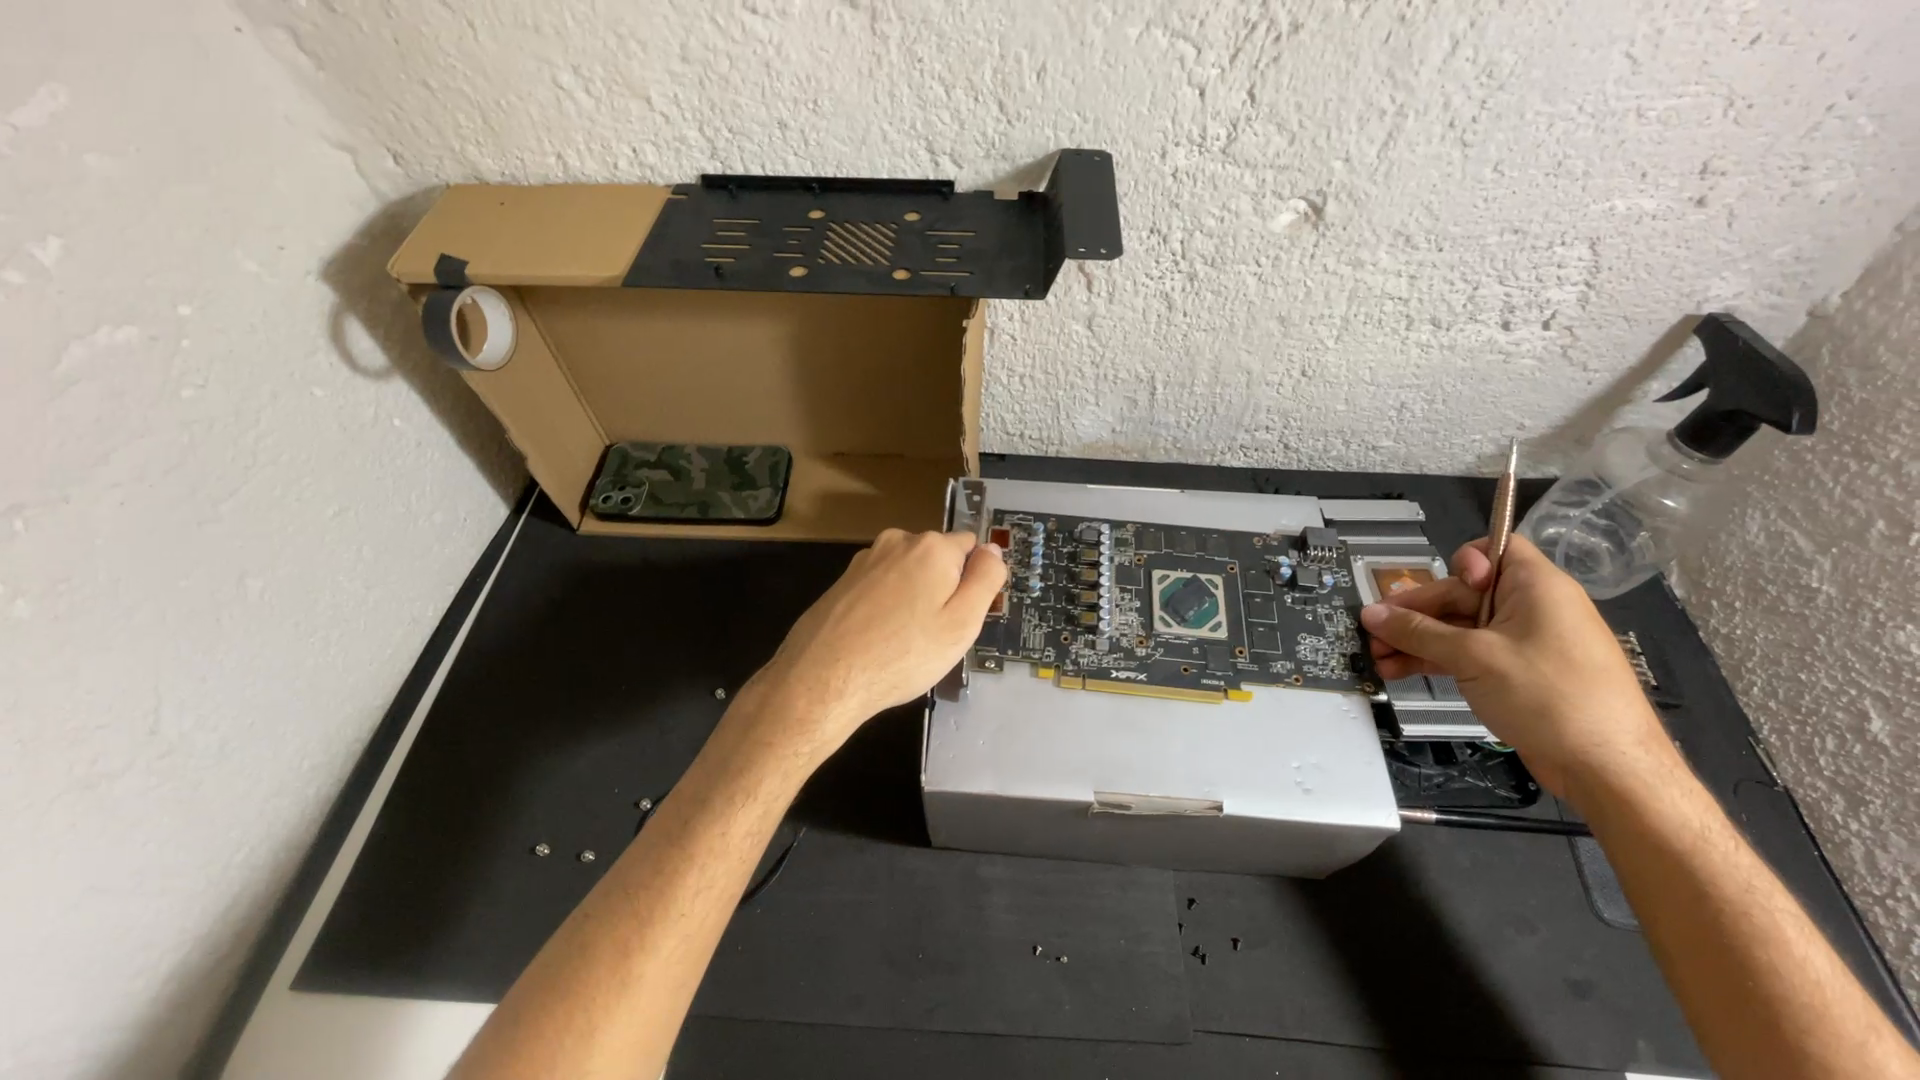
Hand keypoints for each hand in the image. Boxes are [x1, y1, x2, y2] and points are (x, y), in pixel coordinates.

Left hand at [736, 529, 1006, 768]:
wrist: (823, 679)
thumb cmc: (902, 655)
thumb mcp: (962, 624)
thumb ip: (985, 580)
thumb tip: (993, 549)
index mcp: (932, 547)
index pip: (972, 547)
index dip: (975, 581)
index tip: (965, 616)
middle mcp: (897, 542)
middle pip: (938, 559)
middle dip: (943, 589)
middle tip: (937, 634)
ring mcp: (865, 561)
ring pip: (908, 574)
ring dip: (914, 599)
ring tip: (906, 642)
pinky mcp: (843, 582)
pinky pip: (881, 587)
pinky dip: (887, 608)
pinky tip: (880, 640)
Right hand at [1359, 532, 1674, 800]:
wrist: (1604, 767)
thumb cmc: (1547, 695)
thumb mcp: (1474, 657)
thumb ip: (1417, 633)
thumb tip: (1371, 614)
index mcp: (1535, 586)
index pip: (1496, 548)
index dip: (1463, 561)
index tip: (1441, 585)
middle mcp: (1531, 608)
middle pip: (1462, 595)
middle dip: (1416, 612)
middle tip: (1373, 631)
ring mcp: (1523, 644)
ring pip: (1459, 629)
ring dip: (1417, 641)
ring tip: (1377, 658)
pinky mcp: (1517, 675)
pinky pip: (1468, 655)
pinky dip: (1436, 660)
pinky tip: (1400, 671)